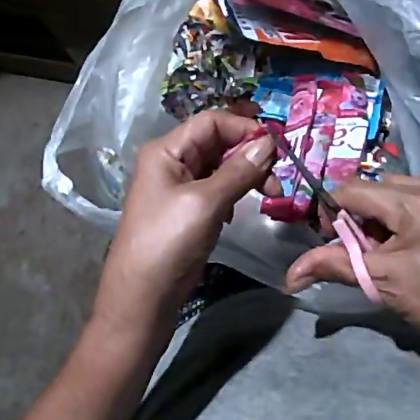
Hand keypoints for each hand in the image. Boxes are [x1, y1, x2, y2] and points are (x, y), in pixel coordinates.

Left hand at [93, 110, 278, 335]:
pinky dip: (235, 192)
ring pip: (220, 166)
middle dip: (249, 153)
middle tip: (277, 177)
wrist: (142, 297)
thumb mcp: (205, 202)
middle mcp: (171, 161)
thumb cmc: (168, 241)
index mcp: (166, 150)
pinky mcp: (189, 210)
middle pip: (217, 142)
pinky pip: (217, 188)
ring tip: (270, 194)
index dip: (243, 128)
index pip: (210, 122)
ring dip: (246, 174)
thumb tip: (269, 142)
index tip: (276, 146)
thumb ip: (238, 171)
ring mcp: (179, 187)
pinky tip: (241, 209)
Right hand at [284, 175, 419, 397]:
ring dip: (380, 215)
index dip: (332, 210)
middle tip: (361, 249)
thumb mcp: (383, 284)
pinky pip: (419, 200)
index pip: (354, 189)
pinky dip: (402, 217)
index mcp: (418, 204)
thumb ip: (332, 266)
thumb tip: (289, 276)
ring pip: (396, 191)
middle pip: (374, 186)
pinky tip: (408, 248)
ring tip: (385, 251)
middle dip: (358, 214)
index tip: (332, 239)